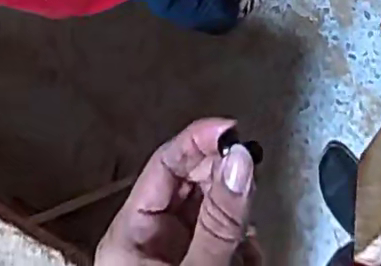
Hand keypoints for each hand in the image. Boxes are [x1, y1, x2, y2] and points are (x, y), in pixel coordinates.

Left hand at [95, 118, 258, 265]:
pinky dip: (242, 245)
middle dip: (225, 181)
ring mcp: (174, 253)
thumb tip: (240, 158)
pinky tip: (248, 258)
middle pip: (194, 182)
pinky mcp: (196, 264)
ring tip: (248, 243)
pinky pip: (222, 238)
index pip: (165, 161)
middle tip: (251, 178)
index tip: (233, 128)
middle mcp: (150, 236)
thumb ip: (217, 219)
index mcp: (129, 231)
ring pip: (213, 210)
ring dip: (238, 218)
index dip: (199, 139)